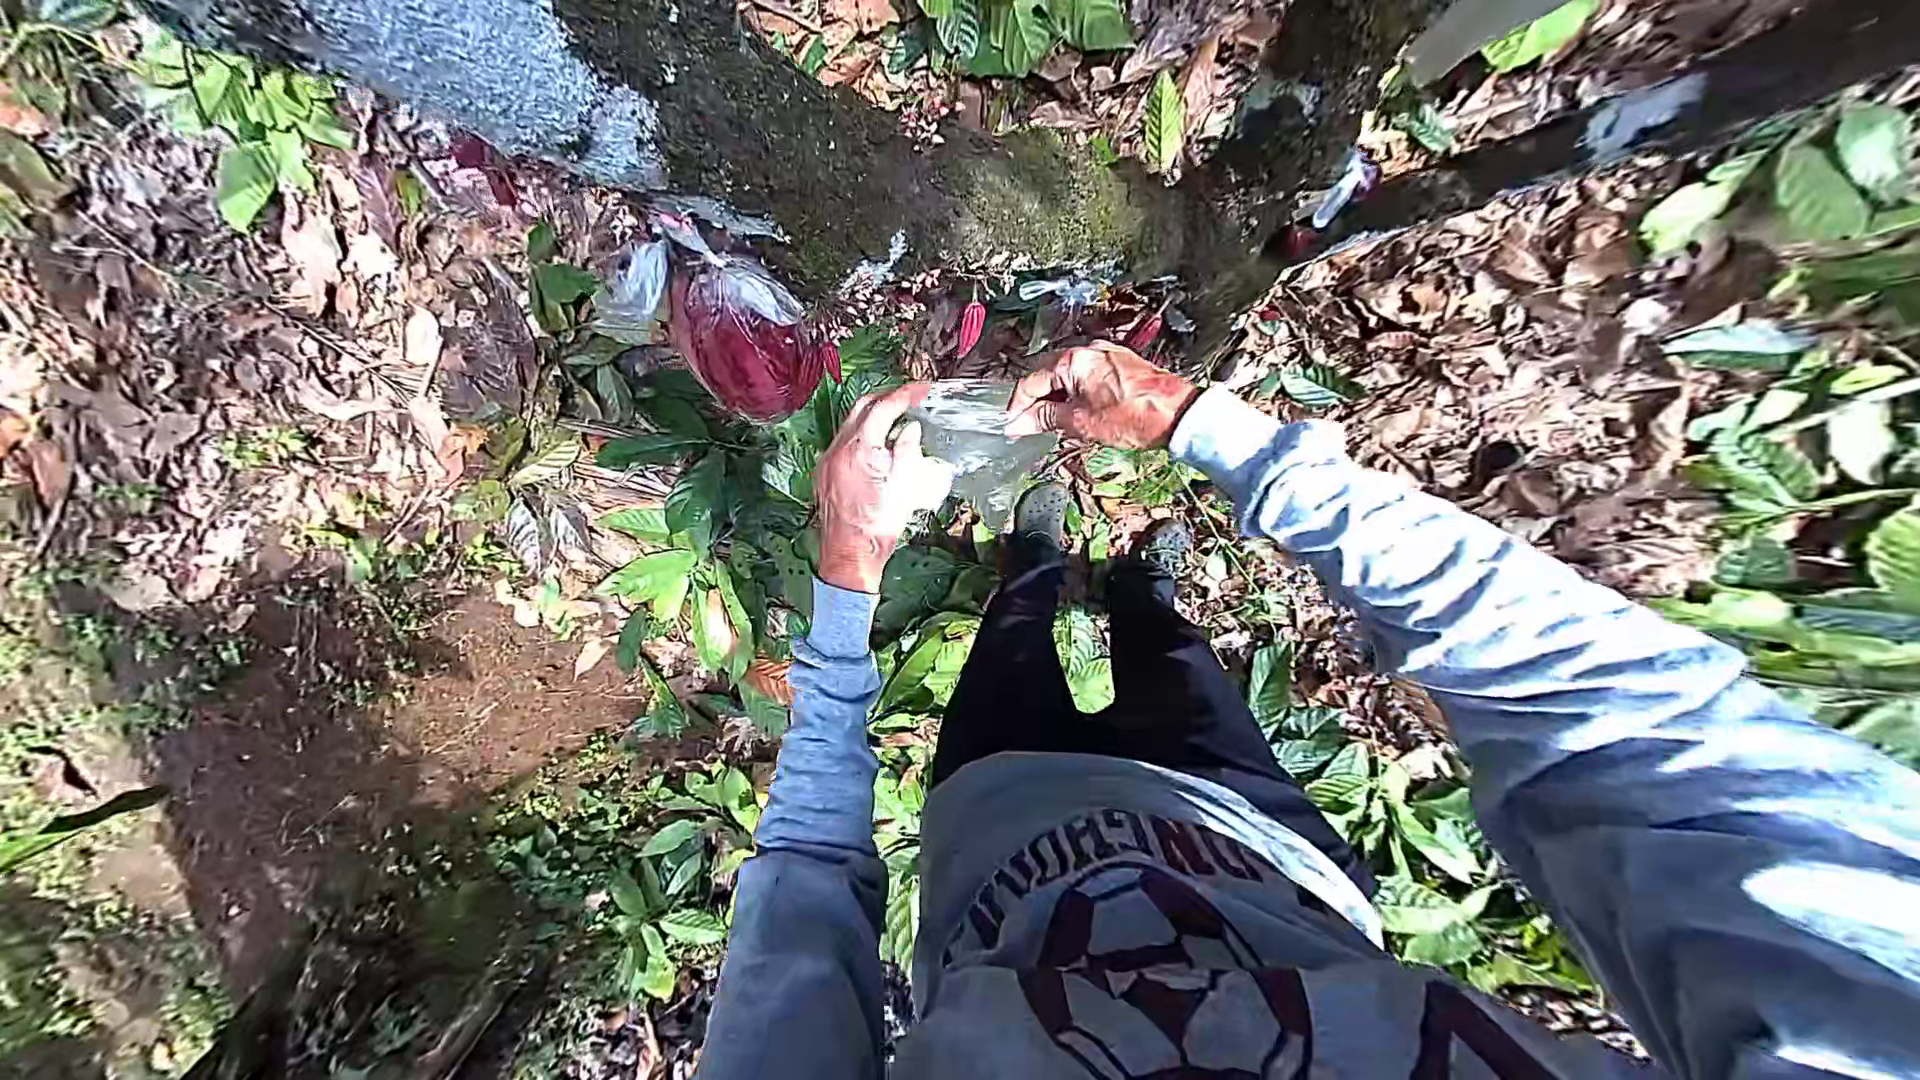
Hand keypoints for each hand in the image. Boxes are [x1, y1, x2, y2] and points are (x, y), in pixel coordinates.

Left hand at [815, 383, 956, 592]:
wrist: (850, 555)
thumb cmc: (877, 527)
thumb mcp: (904, 486)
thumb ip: (906, 451)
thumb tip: (910, 429)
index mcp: (858, 450)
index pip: (882, 408)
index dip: (904, 395)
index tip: (921, 390)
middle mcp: (837, 450)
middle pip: (861, 408)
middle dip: (886, 399)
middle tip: (908, 400)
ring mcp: (827, 462)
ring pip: (849, 424)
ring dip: (873, 417)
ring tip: (895, 421)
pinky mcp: (824, 474)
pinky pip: (842, 442)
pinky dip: (861, 435)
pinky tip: (876, 447)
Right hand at [1005, 341, 1200, 448]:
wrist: (1178, 415)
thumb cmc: (1132, 417)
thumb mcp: (1079, 422)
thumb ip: (1045, 418)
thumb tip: (1019, 422)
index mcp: (1072, 360)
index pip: (1030, 382)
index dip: (1018, 407)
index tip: (1011, 426)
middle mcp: (1088, 350)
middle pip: (1047, 375)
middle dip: (1036, 402)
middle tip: (1029, 428)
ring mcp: (1105, 355)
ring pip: (1067, 377)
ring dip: (1056, 399)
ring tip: (1055, 425)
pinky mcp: (1119, 365)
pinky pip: (1086, 377)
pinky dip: (1075, 394)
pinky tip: (1078, 414)